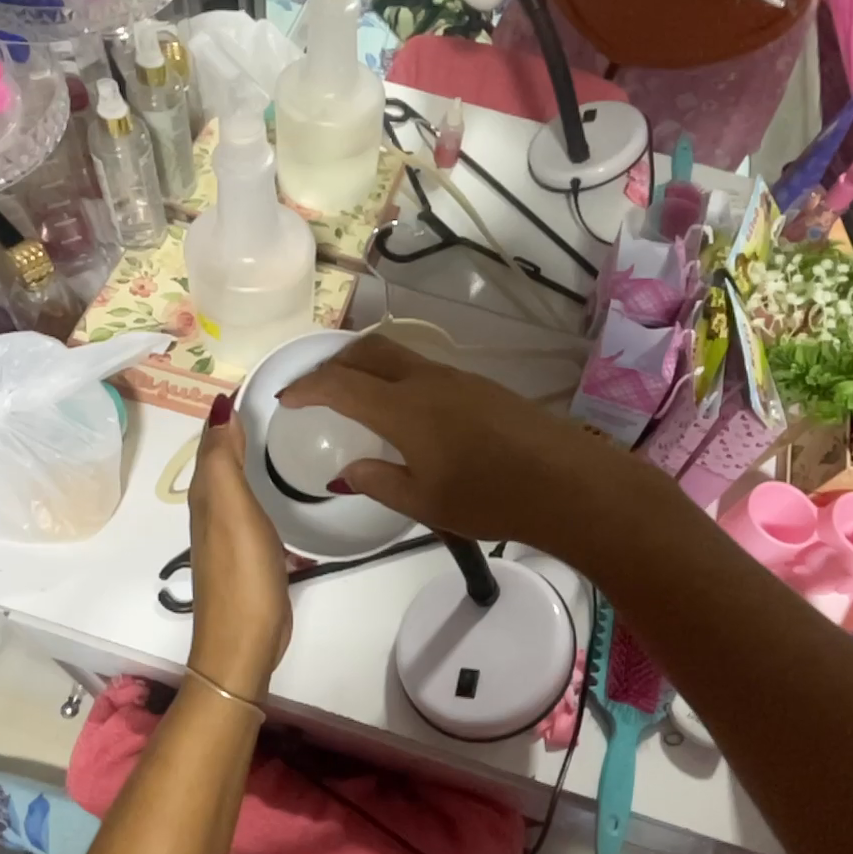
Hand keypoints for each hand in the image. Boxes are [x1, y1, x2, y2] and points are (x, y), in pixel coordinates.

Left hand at [186, 394, 290, 703]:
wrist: (243, 643)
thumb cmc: (242, 573)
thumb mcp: (232, 509)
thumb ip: (224, 459)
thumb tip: (219, 407)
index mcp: (207, 494)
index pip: (212, 440)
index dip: (225, 412)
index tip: (250, 382)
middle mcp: (212, 509)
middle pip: (220, 457)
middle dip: (235, 426)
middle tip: (266, 399)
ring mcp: (229, 533)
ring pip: (233, 481)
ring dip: (246, 454)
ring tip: (272, 432)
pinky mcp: (247, 553)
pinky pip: (249, 505)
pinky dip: (257, 485)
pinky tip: (273, 488)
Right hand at [275, 334, 665, 551]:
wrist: (565, 482)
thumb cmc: (489, 497)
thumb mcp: (424, 501)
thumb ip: (377, 482)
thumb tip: (345, 472)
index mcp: (403, 408)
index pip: (340, 384)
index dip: (308, 387)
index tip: (287, 397)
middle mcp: (426, 381)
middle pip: (368, 352)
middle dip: (335, 363)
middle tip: (316, 388)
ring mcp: (457, 378)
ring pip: (398, 356)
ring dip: (368, 366)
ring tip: (355, 394)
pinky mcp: (481, 385)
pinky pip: (424, 368)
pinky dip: (397, 377)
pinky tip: (404, 409)